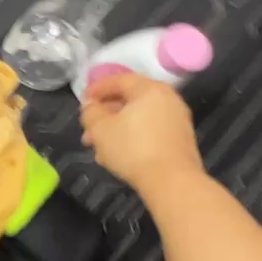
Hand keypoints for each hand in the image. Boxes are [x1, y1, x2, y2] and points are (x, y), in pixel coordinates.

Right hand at [80, 72, 204, 192]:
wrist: (172, 181)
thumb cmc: (132, 148)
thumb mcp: (100, 128)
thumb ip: (91, 112)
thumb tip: (91, 105)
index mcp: (149, 89)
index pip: (119, 79)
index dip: (97, 88)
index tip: (82, 99)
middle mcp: (167, 99)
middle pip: (130, 99)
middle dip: (105, 113)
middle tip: (88, 128)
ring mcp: (177, 120)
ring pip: (139, 117)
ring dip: (116, 128)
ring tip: (98, 147)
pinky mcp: (179, 139)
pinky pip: (150, 130)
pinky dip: (132, 136)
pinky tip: (117, 154)